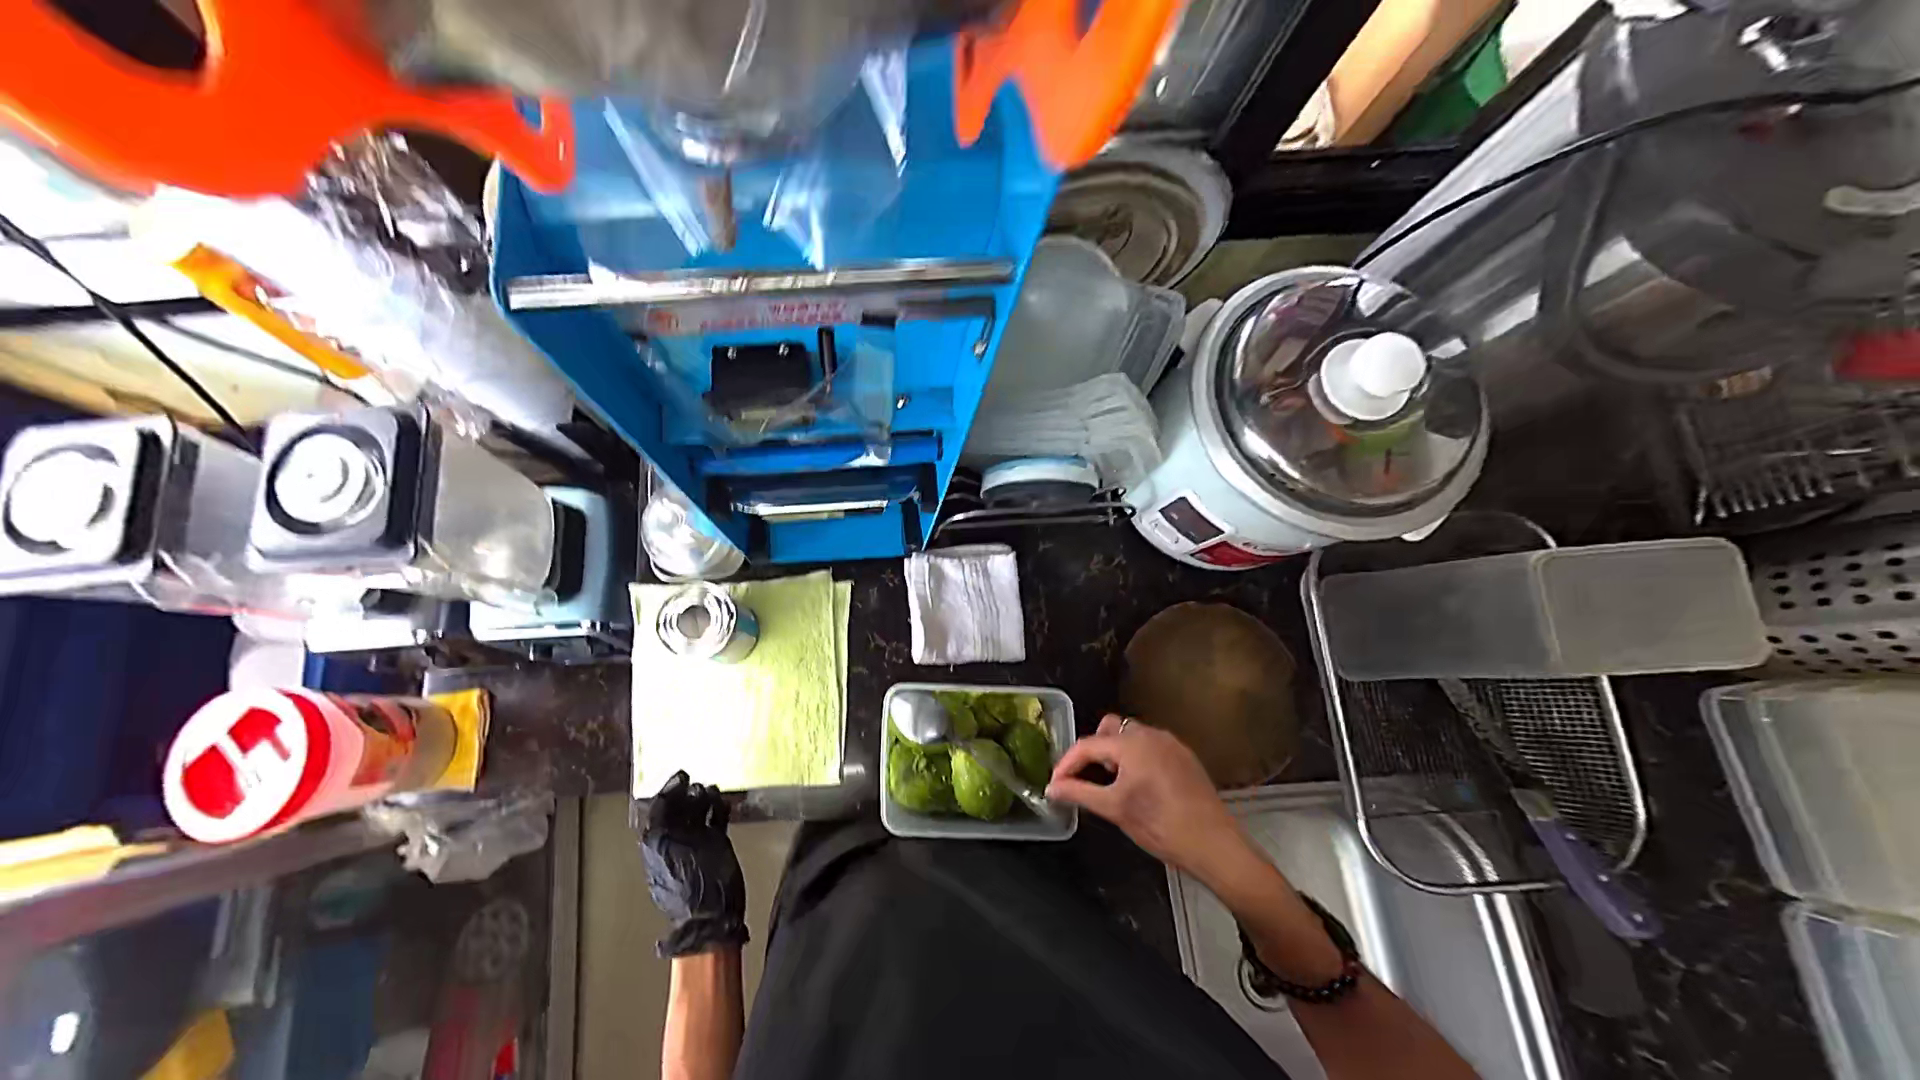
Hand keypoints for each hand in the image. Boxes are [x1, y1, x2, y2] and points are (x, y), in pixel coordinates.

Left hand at [642, 771, 748, 957]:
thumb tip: (668, 796)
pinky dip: (720, 809)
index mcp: (657, 843)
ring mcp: (696, 843)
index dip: (669, 790)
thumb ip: (663, 821)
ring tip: (712, 791)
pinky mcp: (716, 846)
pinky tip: (724, 803)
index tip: (682, 775)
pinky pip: (716, 821)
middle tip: (697, 783)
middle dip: (687, 793)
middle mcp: (675, 840)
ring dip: (704, 798)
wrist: (711, 918)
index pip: (659, 808)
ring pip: (698, 812)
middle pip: (679, 808)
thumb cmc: (689, 884)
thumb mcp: (666, 848)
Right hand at [1047, 715, 1252, 882]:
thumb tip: (1052, 788)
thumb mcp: (1114, 809)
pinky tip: (1138, 786)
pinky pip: (1151, 747)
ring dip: (1115, 753)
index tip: (1055, 784)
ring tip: (1110, 783)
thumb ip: (1079, 793)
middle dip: (1093, 750)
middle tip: (1085, 778)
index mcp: (1132, 743)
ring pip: (1132, 737)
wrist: (1214, 845)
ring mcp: (1172, 744)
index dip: (1067, 764)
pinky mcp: (1185, 758)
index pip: (1088, 744)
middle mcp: (1152, 735)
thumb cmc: (1161, 826)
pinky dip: (1137, 759)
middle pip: (1110, 729)